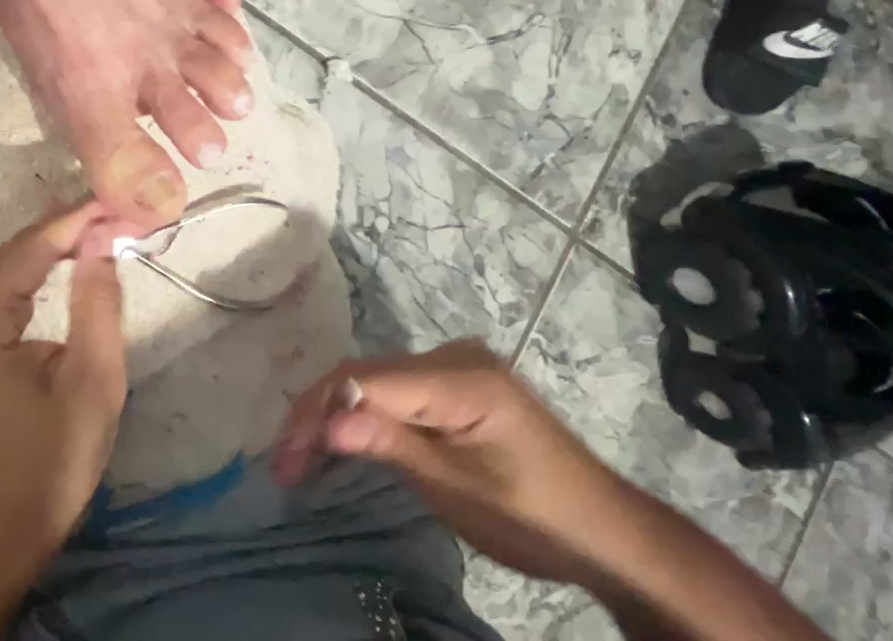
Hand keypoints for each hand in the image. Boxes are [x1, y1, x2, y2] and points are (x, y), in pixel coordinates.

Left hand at [0, 0, 255, 229]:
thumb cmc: (42, 10)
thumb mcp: (76, 95)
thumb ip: (120, 153)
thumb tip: (164, 210)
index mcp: (146, 74)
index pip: (180, 117)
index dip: (195, 138)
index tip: (210, 155)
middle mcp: (168, 33)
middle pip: (205, 69)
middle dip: (221, 95)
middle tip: (236, 108)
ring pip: (210, 25)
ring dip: (228, 49)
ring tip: (241, 64)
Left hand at [0, 201, 129, 559]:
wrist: (1, 519)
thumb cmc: (51, 460)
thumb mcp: (92, 382)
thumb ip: (98, 304)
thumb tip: (102, 239)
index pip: (30, 248)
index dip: (78, 219)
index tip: (123, 198)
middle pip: (17, 250)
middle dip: (69, 227)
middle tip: (124, 208)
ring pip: (11, 263)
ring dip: (58, 245)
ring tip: (109, 224)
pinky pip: (5, 285)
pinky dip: (41, 269)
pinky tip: (74, 254)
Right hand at [271, 339, 642, 586]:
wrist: (606, 536)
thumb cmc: (535, 518)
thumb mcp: (458, 490)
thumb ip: (392, 446)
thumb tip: (326, 424)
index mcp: (462, 378)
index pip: (364, 380)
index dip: (316, 413)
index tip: (285, 460)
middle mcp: (454, 356)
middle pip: (364, 375)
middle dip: (318, 417)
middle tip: (286, 465)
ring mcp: (456, 366)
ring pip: (373, 380)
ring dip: (334, 416)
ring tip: (302, 458)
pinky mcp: (457, 383)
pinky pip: (394, 389)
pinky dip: (363, 415)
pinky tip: (341, 439)